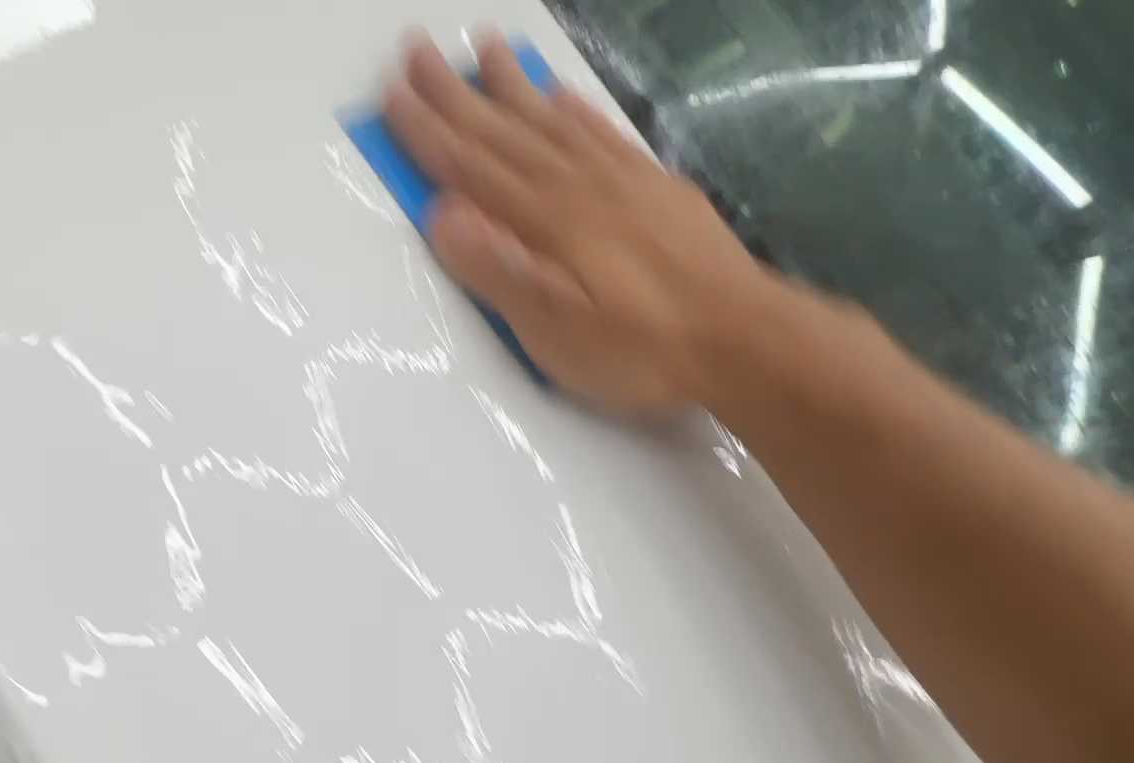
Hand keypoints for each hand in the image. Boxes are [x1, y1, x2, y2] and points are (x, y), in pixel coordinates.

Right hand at [383, 29, 781, 415]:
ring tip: (486, 46)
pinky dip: (573, 109)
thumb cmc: (636, 346)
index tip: (391, 93)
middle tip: (418, 49)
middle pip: (503, 131)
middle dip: (455, 92)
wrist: (741, 339)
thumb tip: (441, 214)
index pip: (470, 166)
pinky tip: (560, 94)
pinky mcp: (653, 188)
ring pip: (551, 120)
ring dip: (512, 84)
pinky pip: (602, 134)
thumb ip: (497, 268)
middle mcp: (577, 184)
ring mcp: (620, 180)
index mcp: (545, 218)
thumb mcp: (551, 326)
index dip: (427, 131)